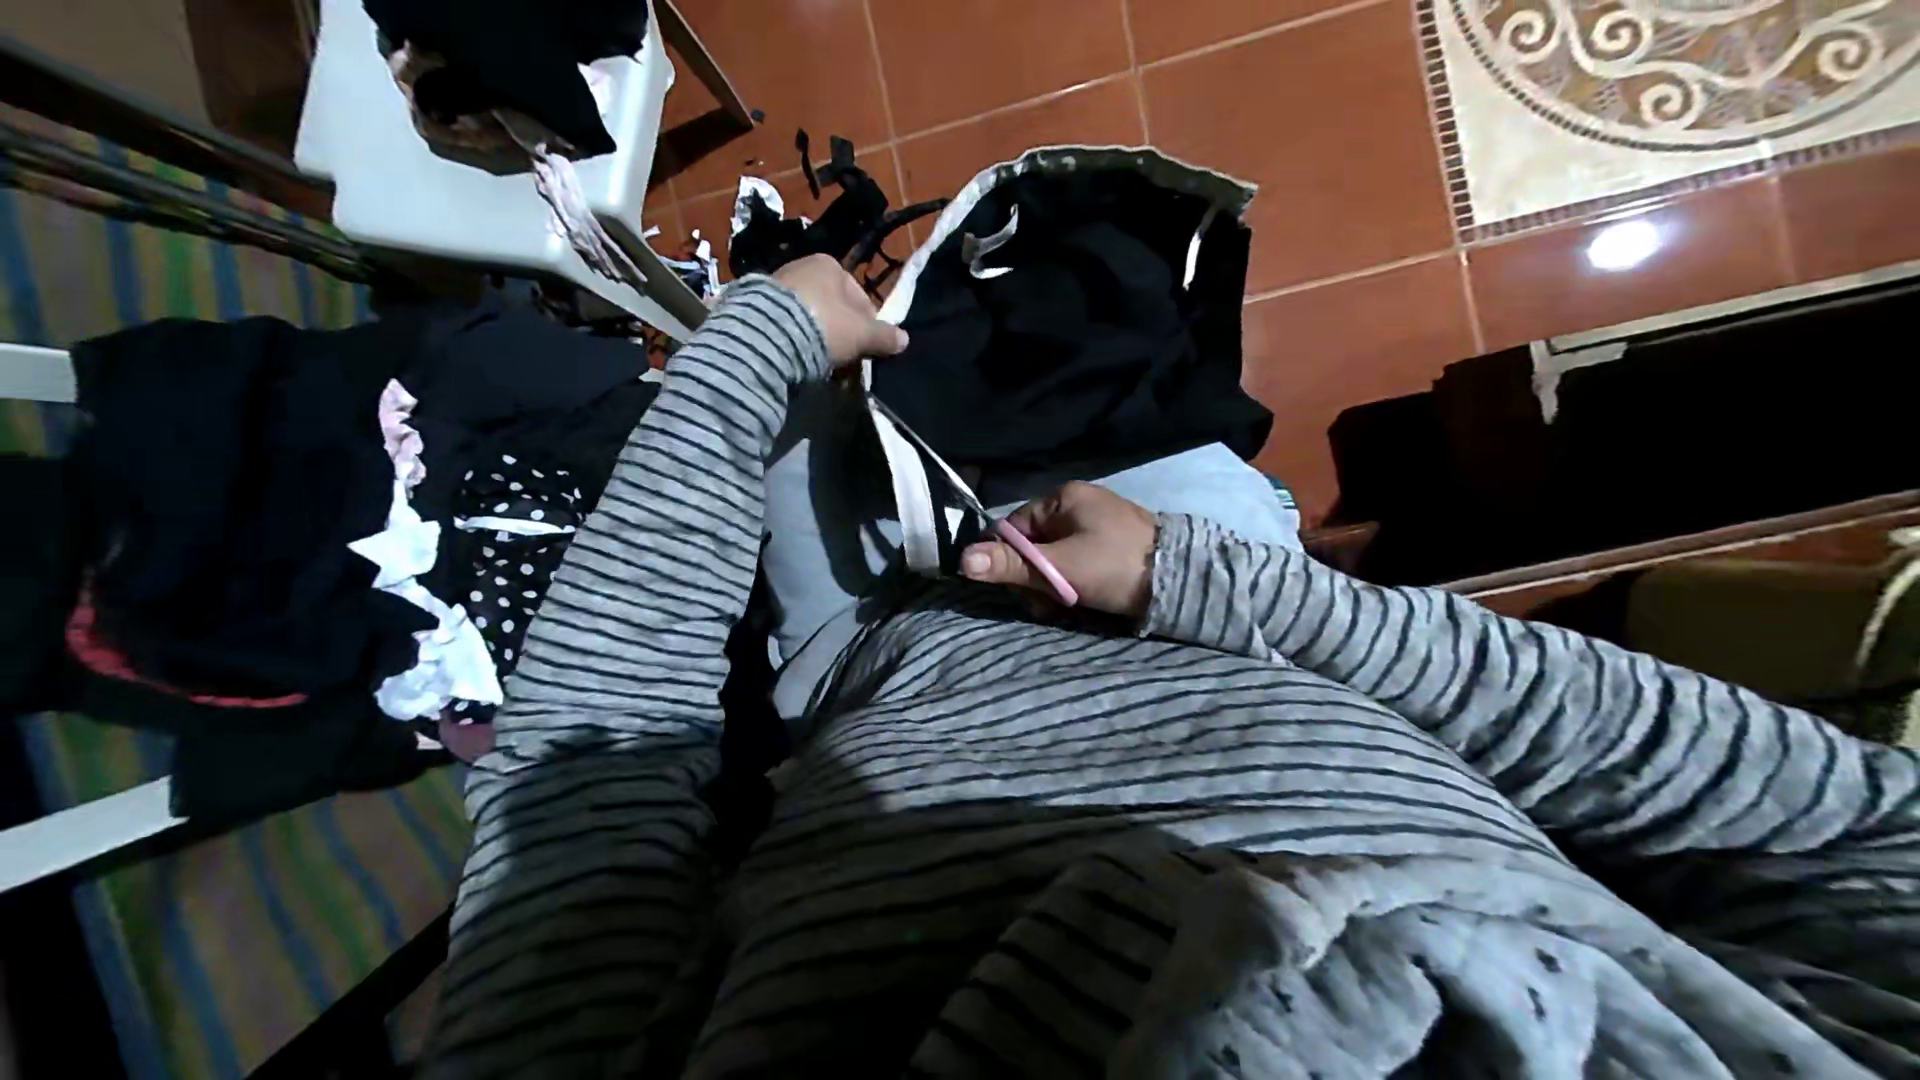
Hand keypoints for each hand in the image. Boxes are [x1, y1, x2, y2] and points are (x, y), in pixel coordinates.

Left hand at [772, 254, 908, 369]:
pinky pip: (789, 324)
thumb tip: (904, 339)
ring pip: (812, 318)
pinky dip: (797, 340)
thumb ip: (884, 336)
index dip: (867, 328)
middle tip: (844, 362)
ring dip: (820, 340)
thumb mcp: (861, 334)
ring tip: (820, 364)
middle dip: (842, 336)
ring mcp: (778, 283)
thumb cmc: (824, 326)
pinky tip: (799, 357)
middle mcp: (804, 266)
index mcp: (831, 265)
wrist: (767, 335)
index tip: (865, 351)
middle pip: (835, 309)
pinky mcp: (757, 303)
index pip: (860, 300)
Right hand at [961, 482, 1157, 619]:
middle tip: (1050, 605)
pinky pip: (1074, 561)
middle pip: (1032, 545)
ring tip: (1068, 606)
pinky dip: (1072, 583)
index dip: (1010, 562)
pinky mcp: (1109, 544)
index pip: (1014, 529)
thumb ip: (1013, 564)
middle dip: (1034, 578)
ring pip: (1052, 557)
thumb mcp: (1061, 568)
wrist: (1183, 581)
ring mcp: (1095, 524)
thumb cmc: (1116, 566)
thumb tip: (962, 560)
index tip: (1024, 592)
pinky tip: (1081, 601)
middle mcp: (1078, 504)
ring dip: (1052, 585)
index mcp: (1064, 498)